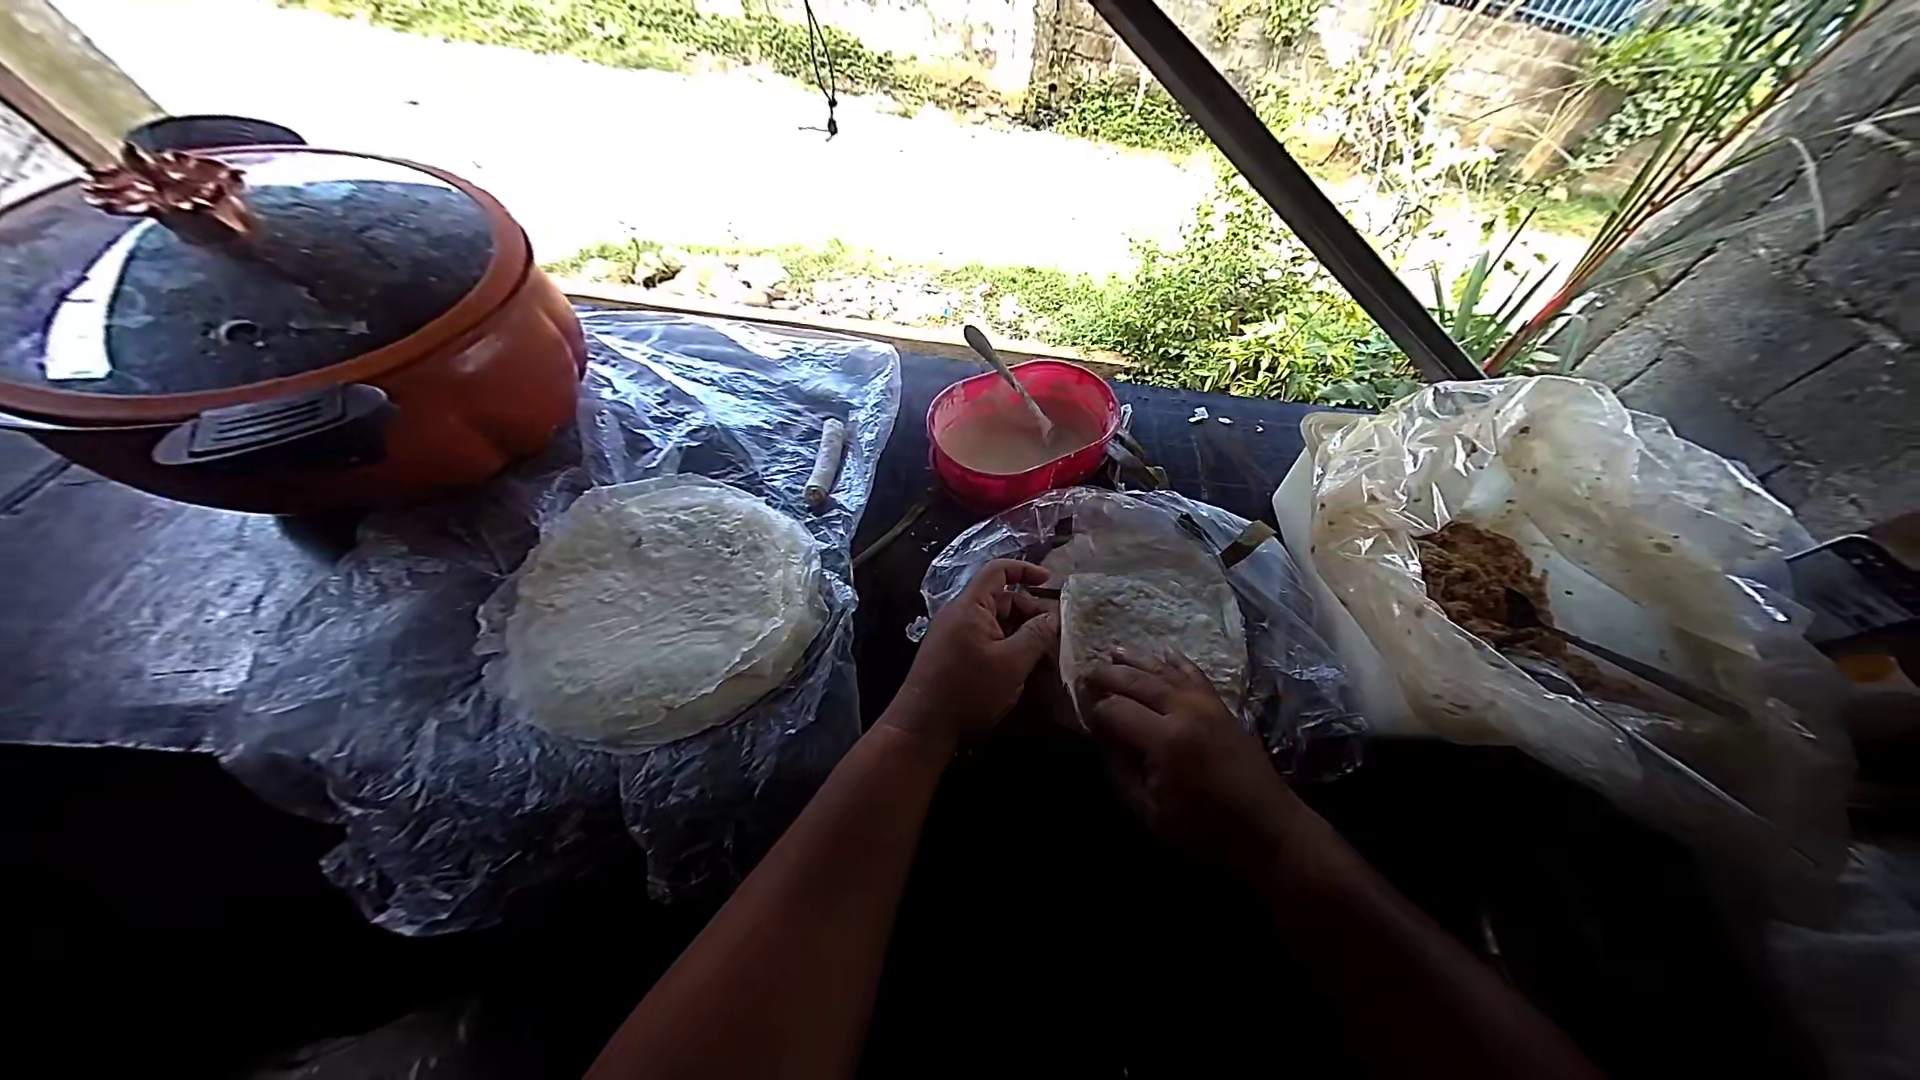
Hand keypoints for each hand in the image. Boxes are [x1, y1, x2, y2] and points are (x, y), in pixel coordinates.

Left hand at [889, 559, 1058, 743]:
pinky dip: (1005, 645)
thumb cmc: (968, 690)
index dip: (1025, 570)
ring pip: (994, 621)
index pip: (998, 570)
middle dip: (1029, 612)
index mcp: (970, 606)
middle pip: (1000, 599)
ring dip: (1019, 633)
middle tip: (1054, 636)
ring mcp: (952, 633)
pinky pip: (983, 638)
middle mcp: (958, 613)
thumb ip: (1036, 636)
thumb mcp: (1011, 663)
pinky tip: (1020, 667)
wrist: (923, 725)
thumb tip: (1053, 617)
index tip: (1049, 581)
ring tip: (1042, 656)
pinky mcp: (951, 653)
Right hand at [1082, 650, 1302, 870]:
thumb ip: (1119, 769)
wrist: (1268, 830)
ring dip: (1135, 660)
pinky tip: (1161, 651)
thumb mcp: (1150, 811)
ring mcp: (1206, 704)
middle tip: (1087, 676)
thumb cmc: (1205, 830)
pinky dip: (1175, 661)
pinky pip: (1194, 673)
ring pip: (1163, 670)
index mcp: (1165, 740)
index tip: (1083, 715)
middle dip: (1107, 676)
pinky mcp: (1221, 705)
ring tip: (1111, 652)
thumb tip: (1100, 736)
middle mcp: (1184, 711)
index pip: (1114, 710)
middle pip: (1135, 681)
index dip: (1094, 711)